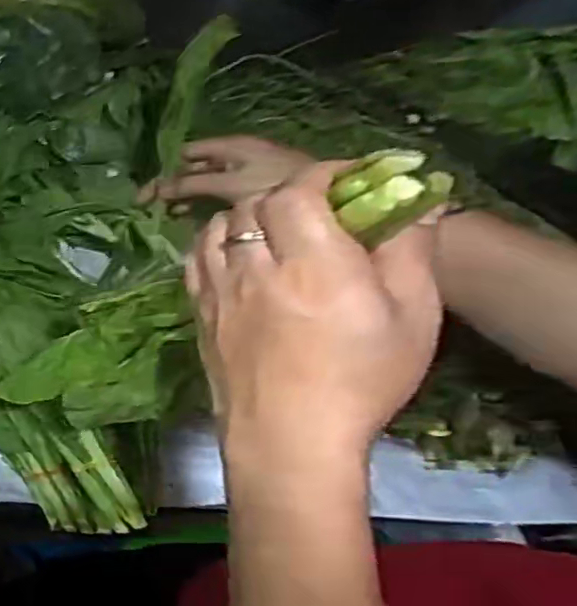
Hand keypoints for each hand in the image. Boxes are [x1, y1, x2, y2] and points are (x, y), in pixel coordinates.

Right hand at [146, 136, 315, 205]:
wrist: (327, 195)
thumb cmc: (275, 183)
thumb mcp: (227, 184)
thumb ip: (189, 186)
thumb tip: (155, 190)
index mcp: (228, 147)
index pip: (184, 153)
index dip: (164, 170)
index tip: (146, 194)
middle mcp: (232, 155)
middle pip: (190, 167)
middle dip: (170, 185)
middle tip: (153, 207)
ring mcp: (241, 170)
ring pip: (200, 181)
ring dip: (183, 197)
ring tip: (170, 214)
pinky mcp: (248, 187)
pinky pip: (213, 192)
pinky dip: (198, 203)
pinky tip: (191, 216)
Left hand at [188, 161, 440, 461]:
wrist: (284, 430)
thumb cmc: (360, 378)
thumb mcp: (412, 313)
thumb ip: (408, 251)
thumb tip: (412, 203)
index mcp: (312, 266)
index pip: (293, 194)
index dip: (319, 174)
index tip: (349, 177)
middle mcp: (252, 272)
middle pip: (250, 207)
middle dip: (285, 193)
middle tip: (318, 203)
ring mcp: (216, 293)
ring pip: (213, 231)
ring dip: (243, 216)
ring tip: (274, 227)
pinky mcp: (197, 313)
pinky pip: (194, 262)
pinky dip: (213, 244)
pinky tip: (236, 253)